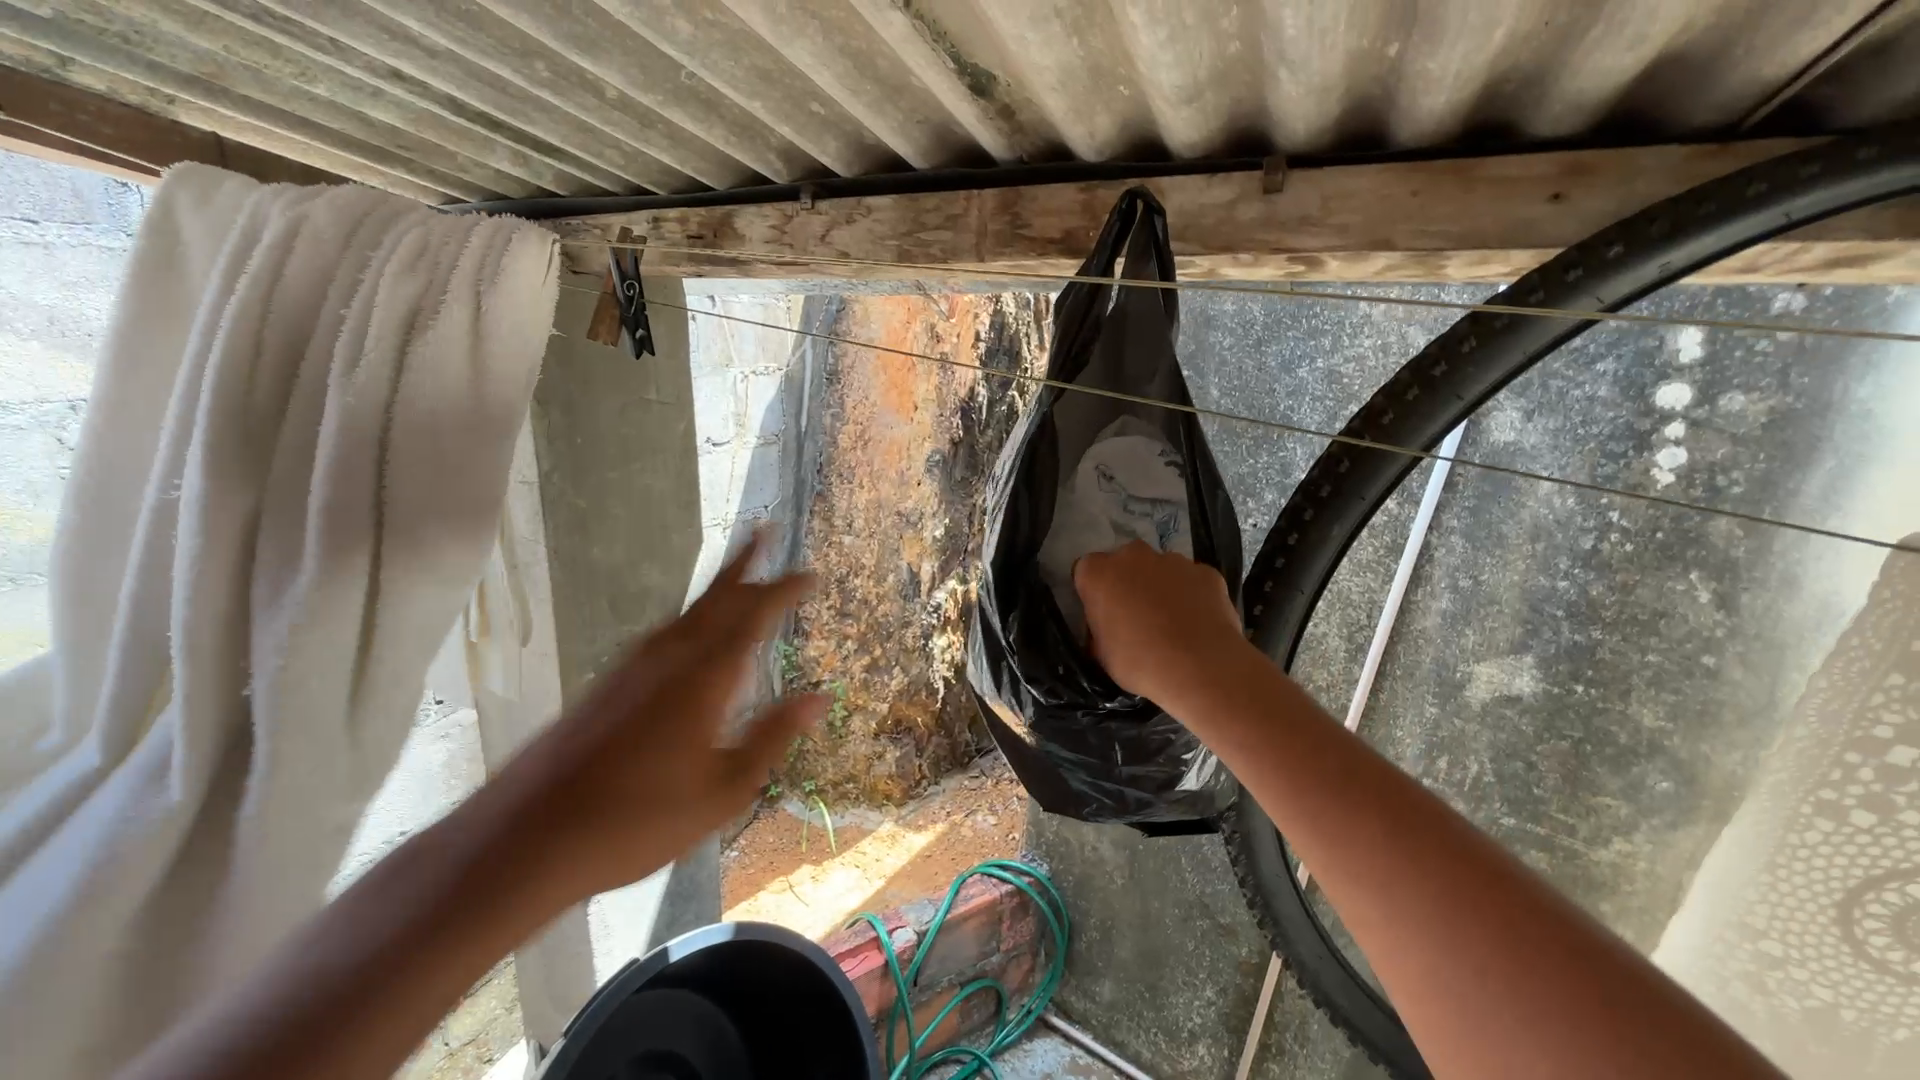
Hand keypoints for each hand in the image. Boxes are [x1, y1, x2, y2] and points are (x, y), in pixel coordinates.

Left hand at [496, 533, 823, 898]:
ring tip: (736, 575)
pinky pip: (663, 633)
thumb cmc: (640, 819)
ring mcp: (631, 668)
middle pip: (714, 598)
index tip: (809, 573)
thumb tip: (820, 697)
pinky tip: (687, 635)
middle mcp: (668, 658)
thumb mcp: (725, 787)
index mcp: (703, 678)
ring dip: (715, 588)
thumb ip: (773, 736)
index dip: (783, 591)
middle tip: (765, 531)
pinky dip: (689, 617)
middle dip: (744, 564)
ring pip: (685, 613)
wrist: (531, 836)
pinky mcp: (608, 685)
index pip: (753, 618)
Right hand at [1073, 540, 1247, 704]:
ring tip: (1172, 623)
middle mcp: (1133, 556)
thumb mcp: (1101, 653)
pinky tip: (1197, 623)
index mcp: (1098, 574)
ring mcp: (1173, 561)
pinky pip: (1192, 580)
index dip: (1094, 592)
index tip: (1102, 614)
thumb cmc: (1139, 663)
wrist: (1200, 668)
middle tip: (1135, 616)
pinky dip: (1192, 595)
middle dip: (1128, 582)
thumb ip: (1099, 628)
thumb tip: (1108, 626)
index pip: (1086, 571)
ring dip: (1160, 587)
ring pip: (1161, 569)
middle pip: (1124, 562)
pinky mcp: (1206, 572)